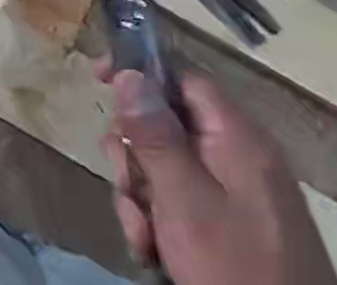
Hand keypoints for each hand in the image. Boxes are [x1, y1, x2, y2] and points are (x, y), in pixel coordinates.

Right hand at [100, 66, 336, 284]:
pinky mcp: (230, 220)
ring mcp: (235, 188)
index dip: (139, 71)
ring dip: (142, 193)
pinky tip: (154, 250)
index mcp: (236, 135)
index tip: (99, 78)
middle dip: (135, 153)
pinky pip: (180, 197)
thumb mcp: (187, 203)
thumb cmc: (237, 271)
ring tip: (143, 237)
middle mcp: (236, 152)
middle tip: (128, 188)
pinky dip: (159, 218)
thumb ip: (156, 137)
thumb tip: (129, 72)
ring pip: (166, 163)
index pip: (182, 75)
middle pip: (167, 121)